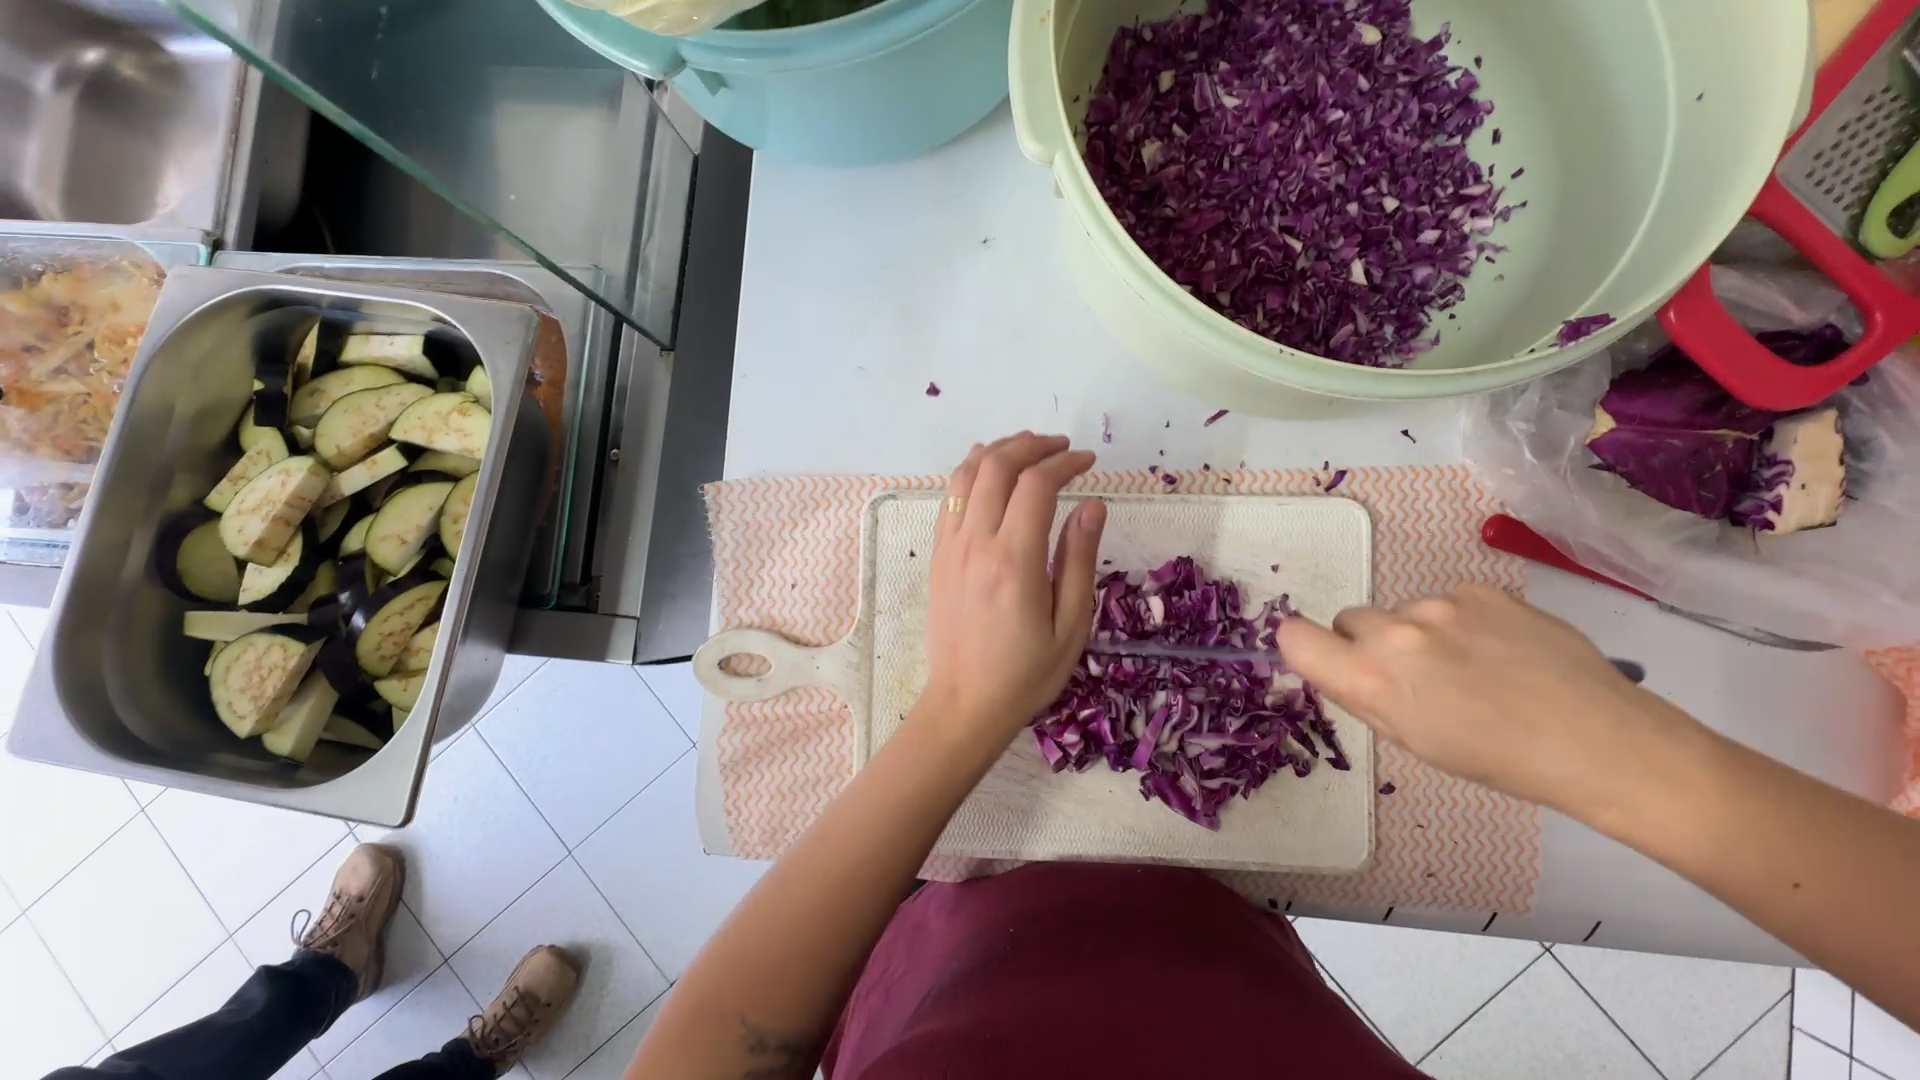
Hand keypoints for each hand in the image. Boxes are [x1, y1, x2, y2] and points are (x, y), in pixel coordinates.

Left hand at [918, 433, 1106, 748]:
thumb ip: (1079, 560)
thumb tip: (1092, 505)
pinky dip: (970, 471)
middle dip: (1032, 445)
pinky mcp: (937, 556)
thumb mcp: (1070, 625)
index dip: (1065, 462)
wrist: (965, 704)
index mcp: (1015, 561)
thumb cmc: (1027, 673)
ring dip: (998, 450)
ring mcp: (950, 547)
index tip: (1088, 461)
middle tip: (1061, 447)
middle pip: (997, 466)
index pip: (1037, 485)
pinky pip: (949, 497)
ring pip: (966, 474)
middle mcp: (976, 544)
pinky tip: (989, 470)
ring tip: (1028, 447)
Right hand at [1277, 586, 1689, 809]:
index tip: (1329, 662)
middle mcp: (1396, 630)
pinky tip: (1499, 651)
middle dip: (1368, 644)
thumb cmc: (1495, 759)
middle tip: (1414, 678)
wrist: (1597, 740)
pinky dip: (1460, 622)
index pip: (1295, 636)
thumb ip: (1362, 696)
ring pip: (1403, 612)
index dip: (1304, 647)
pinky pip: (1447, 601)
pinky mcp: (1481, 590)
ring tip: (1471, 668)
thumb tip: (1336, 666)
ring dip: (1419, 634)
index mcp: (1370, 677)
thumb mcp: (1410, 740)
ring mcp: (1441, 604)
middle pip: (1350, 620)